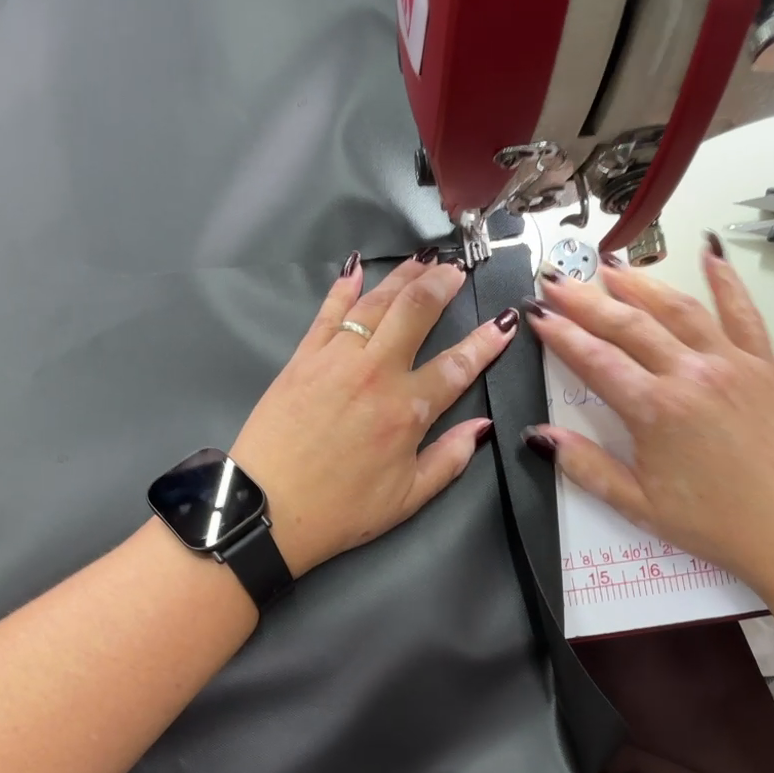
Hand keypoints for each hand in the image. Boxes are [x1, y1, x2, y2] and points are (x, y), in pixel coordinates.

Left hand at [230, 251, 518, 577]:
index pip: (458, 365)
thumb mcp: (407, 499)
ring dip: (403, 277)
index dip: (486, 341)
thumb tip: (482, 426)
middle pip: (416, 312)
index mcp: (408, 411)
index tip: (506, 322)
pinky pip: (328, 312)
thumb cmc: (339, 511)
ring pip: (376, 303)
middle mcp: (376, 374)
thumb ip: (449, 459)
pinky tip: (356, 269)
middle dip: (442, 284)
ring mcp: (337, 360)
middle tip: (455, 270)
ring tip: (422, 261)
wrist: (267, 509)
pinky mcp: (302, 358)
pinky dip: (344, 287)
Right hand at [522, 247, 773, 591]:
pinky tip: (710, 254)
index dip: (560, 333)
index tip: (536, 313)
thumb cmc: (716, 524)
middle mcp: (691, 374)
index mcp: (655, 410)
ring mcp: (731, 364)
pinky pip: (742, 313)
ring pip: (677, 309)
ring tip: (609, 266)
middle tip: (556, 279)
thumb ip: (586, 466)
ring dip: (639, 283)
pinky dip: (726, 281)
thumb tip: (540, 437)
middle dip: (585, 299)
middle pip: (628, 324)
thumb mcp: (638, 505)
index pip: (595, 359)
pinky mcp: (764, 366)